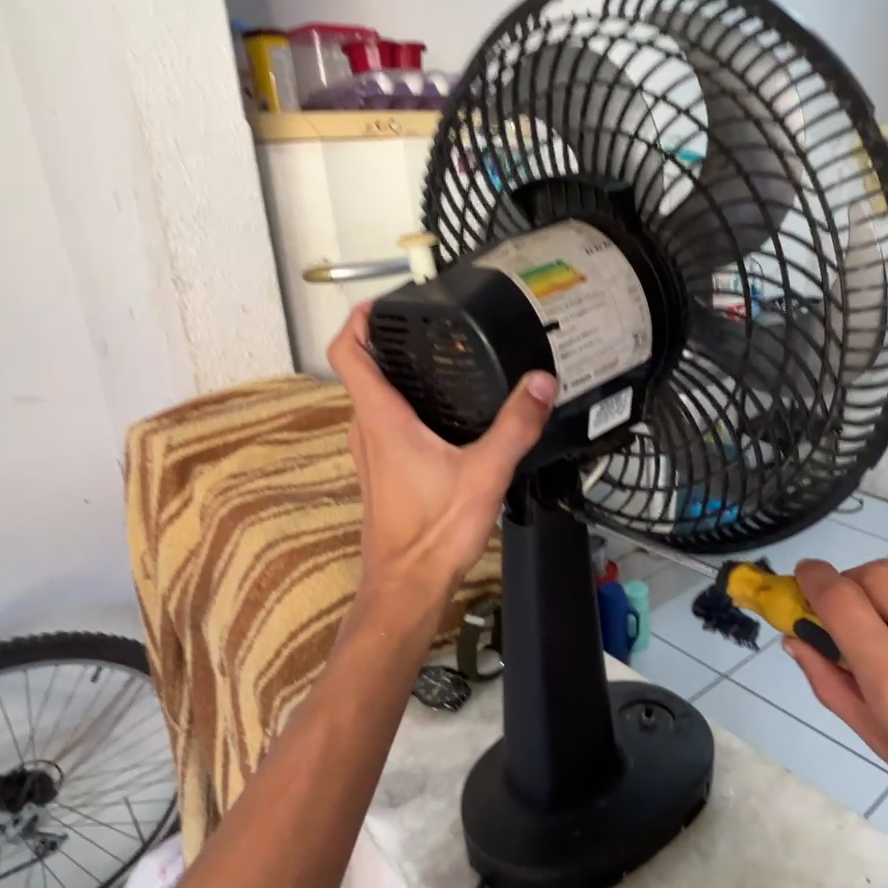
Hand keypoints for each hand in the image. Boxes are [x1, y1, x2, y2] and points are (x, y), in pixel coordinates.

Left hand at [327, 304, 555, 603]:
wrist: (408, 584)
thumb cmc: (432, 534)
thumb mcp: (486, 471)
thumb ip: (516, 425)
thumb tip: (539, 385)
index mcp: (382, 420)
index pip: (348, 352)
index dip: (357, 319)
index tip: (382, 303)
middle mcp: (367, 432)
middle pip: (359, 370)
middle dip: (383, 341)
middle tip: (420, 327)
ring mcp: (370, 453)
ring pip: (370, 399)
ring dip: (391, 375)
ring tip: (433, 363)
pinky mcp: (382, 472)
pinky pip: (382, 425)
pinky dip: (400, 406)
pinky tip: (439, 417)